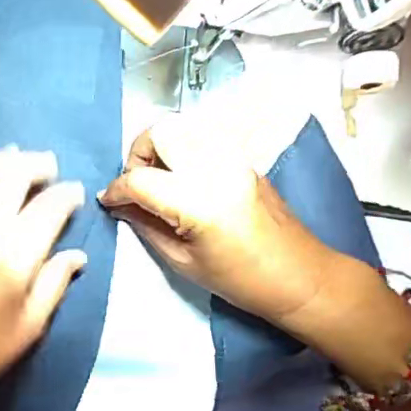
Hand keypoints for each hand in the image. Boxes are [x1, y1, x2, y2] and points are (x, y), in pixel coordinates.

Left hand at [0, 148, 87, 410]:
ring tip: (15, 159)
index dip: (67, 195)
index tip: (74, 194)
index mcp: (14, 255)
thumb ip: (54, 282)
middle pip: (12, 174)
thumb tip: (76, 255)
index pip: (49, 205)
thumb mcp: (29, 325)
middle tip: (49, 167)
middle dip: (37, 165)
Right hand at [97, 113, 346, 325]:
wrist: (302, 276)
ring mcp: (233, 159)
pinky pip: (200, 141)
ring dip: (158, 150)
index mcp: (200, 202)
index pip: (141, 179)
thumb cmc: (240, 280)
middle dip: (136, 156)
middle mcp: (216, 169)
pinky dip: (179, 153)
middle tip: (135, 186)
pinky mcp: (243, 159)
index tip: (108, 202)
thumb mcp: (181, 262)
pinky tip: (180, 182)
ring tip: (157, 182)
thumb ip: (145, 226)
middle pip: (160, 133)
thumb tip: (119, 206)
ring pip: (181, 130)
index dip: (116, 190)